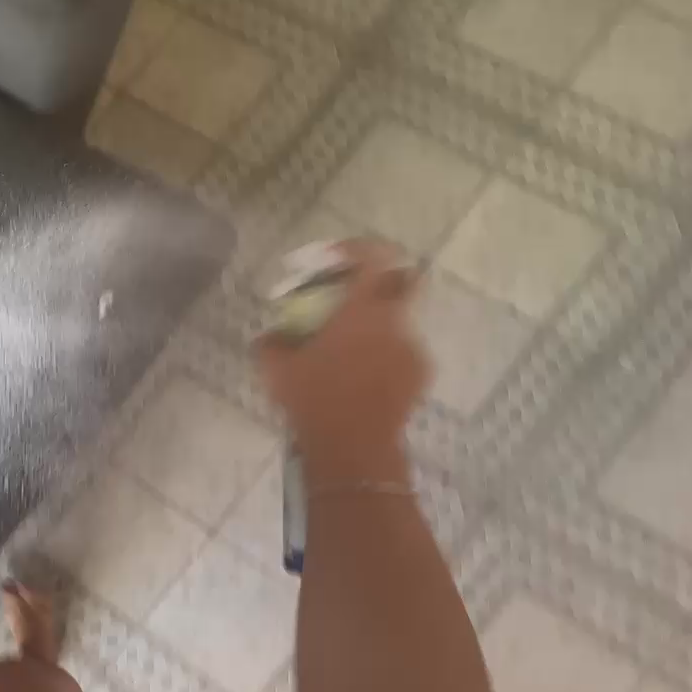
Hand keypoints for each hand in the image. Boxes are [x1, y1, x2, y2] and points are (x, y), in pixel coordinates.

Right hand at [255, 239, 427, 481]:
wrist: (353, 444)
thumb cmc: (312, 397)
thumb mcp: (275, 368)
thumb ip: (272, 342)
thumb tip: (272, 334)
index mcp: (363, 311)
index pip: (372, 259)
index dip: (352, 248)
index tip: (328, 255)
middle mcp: (397, 321)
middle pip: (398, 280)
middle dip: (372, 280)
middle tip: (345, 292)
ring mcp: (413, 347)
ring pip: (395, 318)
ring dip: (371, 321)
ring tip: (341, 344)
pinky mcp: (419, 373)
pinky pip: (398, 349)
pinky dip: (377, 351)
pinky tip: (352, 373)